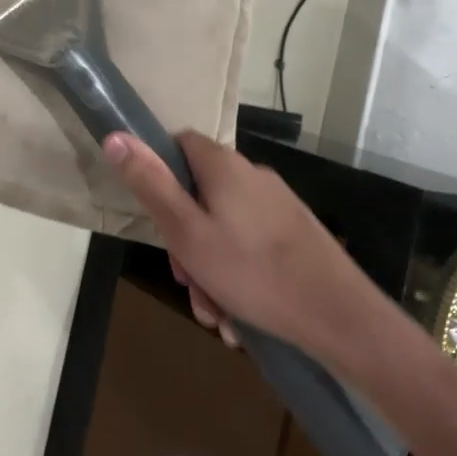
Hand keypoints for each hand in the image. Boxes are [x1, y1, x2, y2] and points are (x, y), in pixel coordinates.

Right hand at [101, 131, 375, 361]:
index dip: (158, 173)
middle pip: (200, 196)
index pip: (179, 144)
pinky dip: (240, 278)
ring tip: (217, 314)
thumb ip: (149, 183)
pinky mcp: (298, 237)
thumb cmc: (253, 271)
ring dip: (211, 270)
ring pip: (224, 230)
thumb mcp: (185, 232)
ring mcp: (279, 208)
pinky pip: (252, 250)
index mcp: (223, 166)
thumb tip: (115, 135)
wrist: (341, 320)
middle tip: (186, 282)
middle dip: (185, 242)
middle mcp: (253, 177)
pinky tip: (241, 317)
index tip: (156, 216)